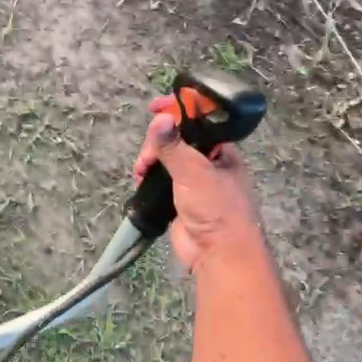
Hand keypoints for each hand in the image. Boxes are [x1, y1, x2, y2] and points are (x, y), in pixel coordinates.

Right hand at [132, 94, 261, 274]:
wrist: (218, 254)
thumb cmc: (216, 208)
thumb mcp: (194, 172)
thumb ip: (173, 145)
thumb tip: (159, 118)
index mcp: (222, 152)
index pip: (199, 121)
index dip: (178, 110)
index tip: (155, 107)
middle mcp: (209, 164)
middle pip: (177, 139)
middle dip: (157, 142)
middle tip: (147, 156)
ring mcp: (194, 183)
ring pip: (166, 159)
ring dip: (150, 160)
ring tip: (141, 171)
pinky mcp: (179, 199)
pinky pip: (160, 179)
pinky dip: (149, 178)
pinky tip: (140, 181)